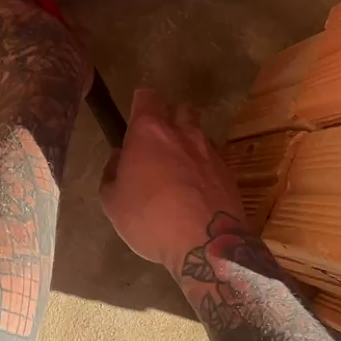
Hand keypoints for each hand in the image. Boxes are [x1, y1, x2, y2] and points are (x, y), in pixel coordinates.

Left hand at [0, 0, 89, 119]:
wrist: (38, 104)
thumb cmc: (61, 62)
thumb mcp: (79, 41)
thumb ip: (69, 29)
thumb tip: (71, 27)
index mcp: (11, 12)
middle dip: (10, 35)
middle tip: (36, 48)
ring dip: (7, 61)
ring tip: (31, 77)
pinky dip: (4, 84)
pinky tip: (22, 94)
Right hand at [98, 88, 246, 269]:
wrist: (206, 244)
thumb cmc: (150, 218)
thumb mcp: (112, 201)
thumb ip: (112, 172)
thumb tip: (119, 157)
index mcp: (149, 132)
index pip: (147, 96)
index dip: (141, 103)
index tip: (135, 118)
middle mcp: (183, 133)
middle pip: (181, 108)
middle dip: (170, 117)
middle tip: (158, 142)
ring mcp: (209, 151)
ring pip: (198, 134)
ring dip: (188, 143)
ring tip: (178, 169)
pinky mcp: (228, 172)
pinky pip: (211, 159)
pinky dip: (202, 167)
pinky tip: (195, 190)